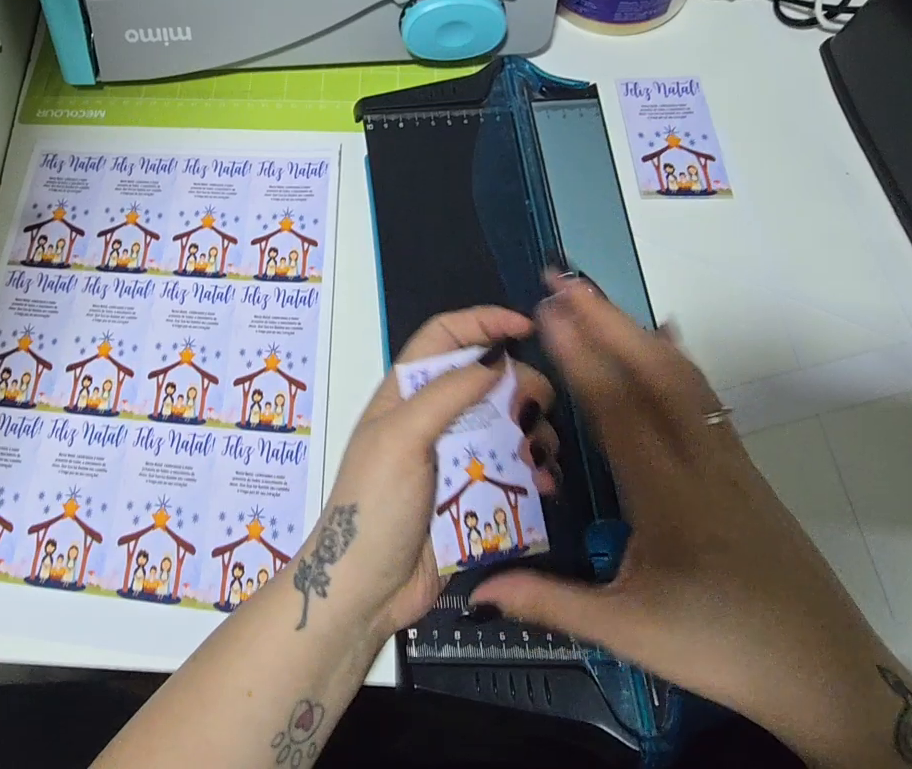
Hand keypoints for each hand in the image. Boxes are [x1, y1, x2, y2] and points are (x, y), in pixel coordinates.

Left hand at [300, 307, 558, 643]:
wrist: (366, 588)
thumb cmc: (375, 504)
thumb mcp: (403, 438)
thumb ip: (447, 393)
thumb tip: (495, 356)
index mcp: (405, 394)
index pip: (444, 337)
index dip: (482, 322)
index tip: (527, 328)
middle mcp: (430, 418)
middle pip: (486, 379)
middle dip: (520, 387)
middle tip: (536, 414)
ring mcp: (452, 457)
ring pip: (507, 424)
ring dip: (533, 433)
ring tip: (542, 458)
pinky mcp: (470, 494)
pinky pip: (512, 470)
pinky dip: (534, 471)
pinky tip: (545, 486)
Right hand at [470, 275, 911, 768]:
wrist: (829, 676)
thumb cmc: (724, 650)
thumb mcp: (630, 631)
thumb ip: (551, 602)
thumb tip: (477, 591)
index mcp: (668, 496)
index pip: (618, 408)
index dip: (581, 354)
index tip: (548, 310)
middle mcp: (701, 465)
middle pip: (654, 375)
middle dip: (606, 321)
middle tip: (563, 280)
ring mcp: (730, 463)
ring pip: (684, 381)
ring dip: (637, 332)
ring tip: (598, 299)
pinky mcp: (745, 472)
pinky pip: (706, 400)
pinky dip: (676, 360)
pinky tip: (665, 342)